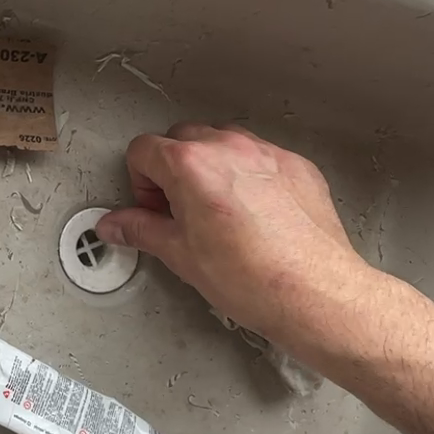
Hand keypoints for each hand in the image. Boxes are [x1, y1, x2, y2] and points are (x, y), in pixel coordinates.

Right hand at [95, 123, 384, 352]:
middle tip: (178, 208)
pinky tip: (251, 212)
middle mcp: (227, 148)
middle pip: (179, 138)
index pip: (142, 149)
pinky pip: (257, 155)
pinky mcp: (296, 165)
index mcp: (190, 166)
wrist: (318, 296)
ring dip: (208, 164)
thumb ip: (139, 230)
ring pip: (219, 139)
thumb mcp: (180, 255)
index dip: (139, 181)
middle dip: (171, 168)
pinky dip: (245, 172)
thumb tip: (115, 226)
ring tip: (214, 207)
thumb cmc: (254, 279)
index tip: (152, 208)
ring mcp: (266, 153)